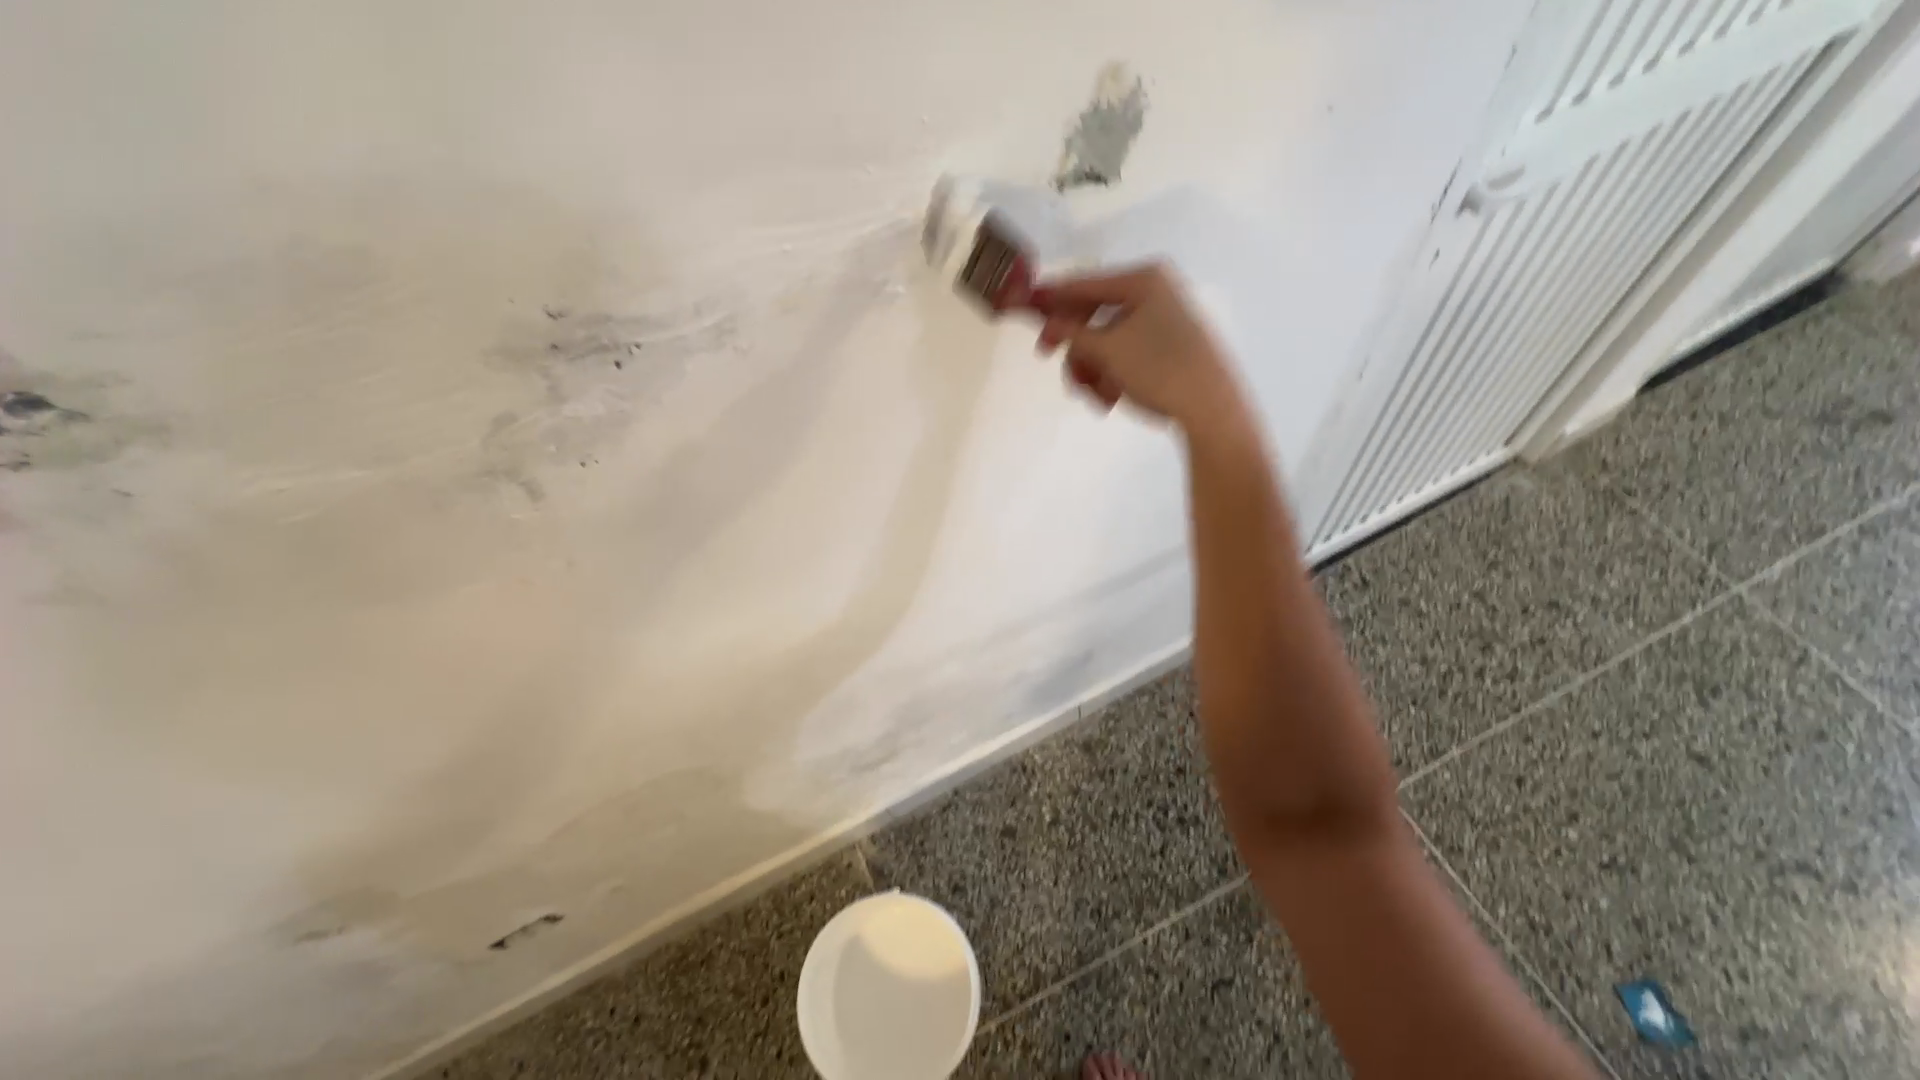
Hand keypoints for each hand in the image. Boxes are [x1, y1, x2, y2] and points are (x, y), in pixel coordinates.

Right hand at [1031, 263, 1242, 427]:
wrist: (1214, 408)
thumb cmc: (1159, 369)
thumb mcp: (1106, 350)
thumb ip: (1068, 331)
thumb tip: (1041, 315)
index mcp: (1143, 279)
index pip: (1082, 284)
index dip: (1048, 299)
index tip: (1020, 313)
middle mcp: (1155, 291)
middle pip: (1094, 315)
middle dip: (1076, 350)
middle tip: (1056, 367)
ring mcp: (1165, 319)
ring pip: (1108, 340)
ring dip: (1093, 369)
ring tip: (1096, 397)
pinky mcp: (1171, 346)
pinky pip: (1127, 353)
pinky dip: (1112, 375)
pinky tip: (1111, 399)